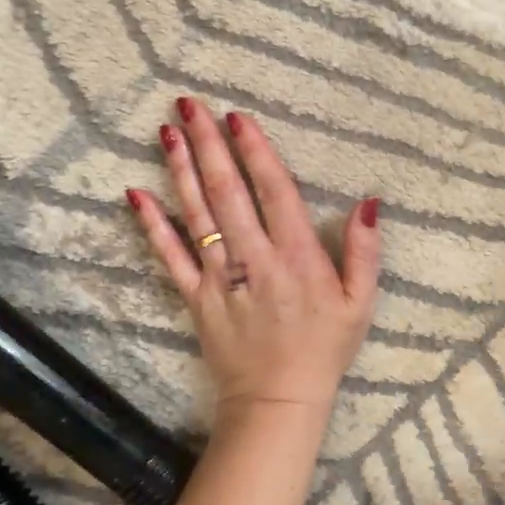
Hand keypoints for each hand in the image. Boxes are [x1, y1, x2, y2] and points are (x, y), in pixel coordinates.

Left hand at [126, 97, 380, 425]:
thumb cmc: (326, 348)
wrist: (278, 399)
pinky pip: (170, 257)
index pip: (275, 193)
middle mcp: (255, 260)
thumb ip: (364, 251)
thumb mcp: (362, 302)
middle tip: (189, 104)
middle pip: (227, 193)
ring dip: (180, 170)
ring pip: (197, 216)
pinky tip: (136, 193)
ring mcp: (220, 278)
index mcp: (298, 258)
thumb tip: (369, 201)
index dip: (256, 152)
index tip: (238, 117)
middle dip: (209, 145)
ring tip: (167, 131)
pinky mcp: (196, 298)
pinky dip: (152, 225)